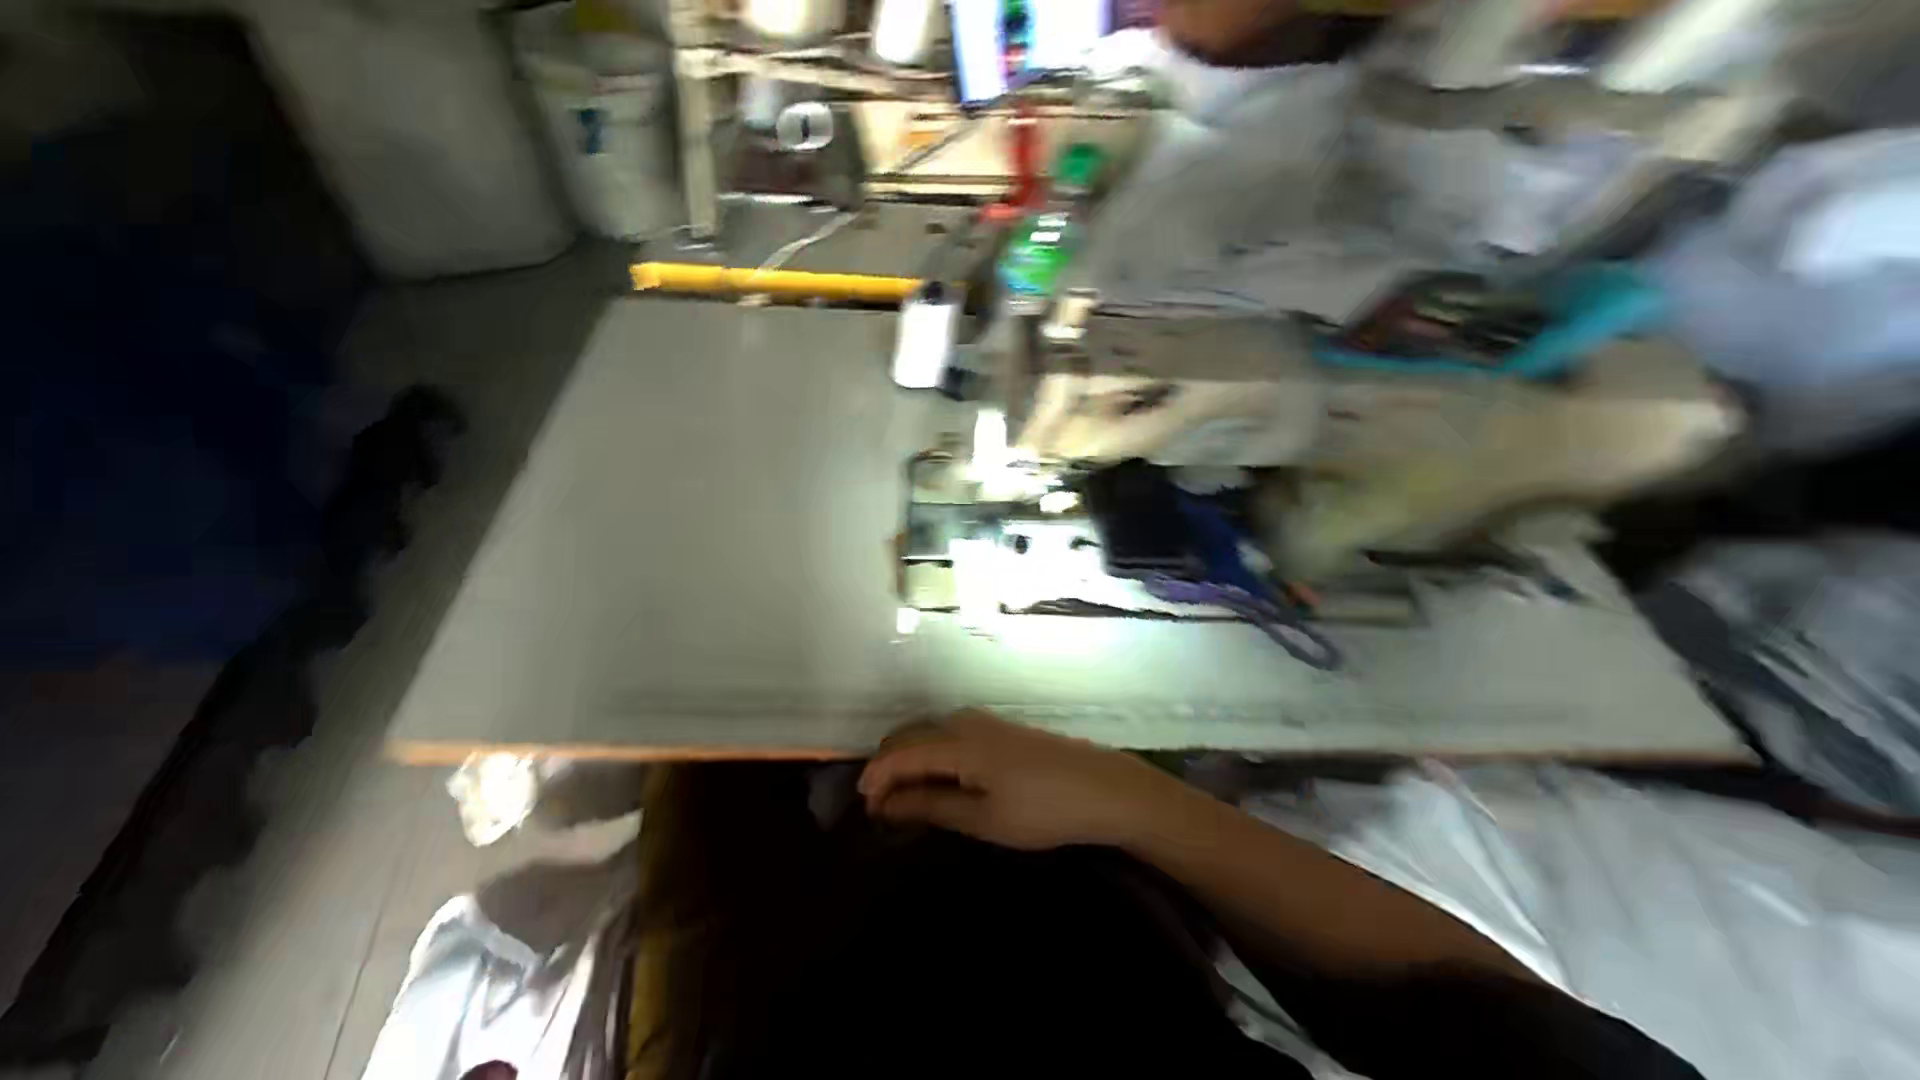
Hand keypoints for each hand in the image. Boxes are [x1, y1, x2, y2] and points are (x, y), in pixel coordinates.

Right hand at [858, 711, 1182, 850]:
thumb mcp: (983, 818)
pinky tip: (936, 778)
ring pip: (928, 731)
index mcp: (957, 742)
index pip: (900, 754)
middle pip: (909, 735)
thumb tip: (886, 803)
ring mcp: (984, 721)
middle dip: (887, 767)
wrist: (1104, 788)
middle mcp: (964, 722)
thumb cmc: (1042, 810)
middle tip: (878, 807)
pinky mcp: (999, 728)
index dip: (876, 778)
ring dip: (908, 759)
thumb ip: (931, 806)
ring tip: (902, 797)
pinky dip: (930, 754)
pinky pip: (948, 733)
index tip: (862, 808)